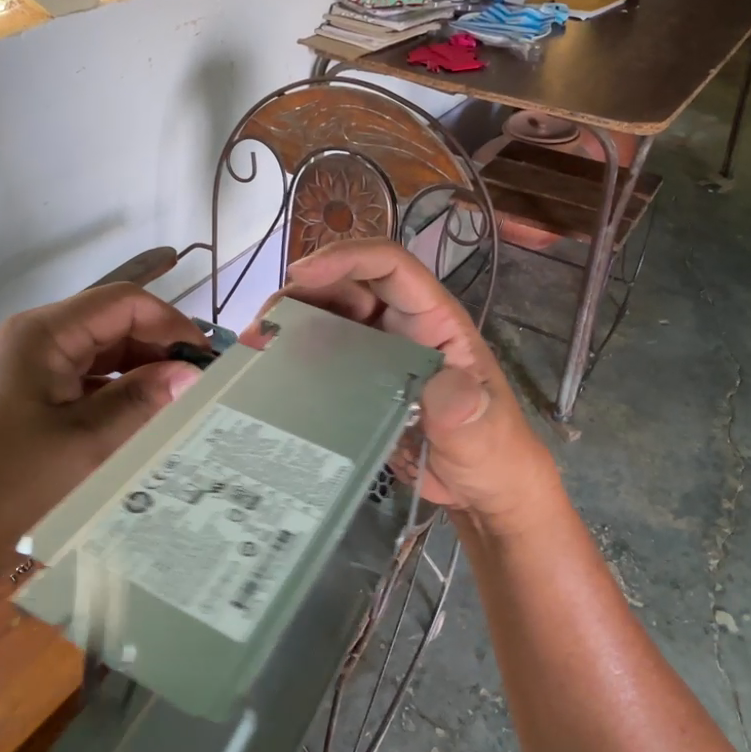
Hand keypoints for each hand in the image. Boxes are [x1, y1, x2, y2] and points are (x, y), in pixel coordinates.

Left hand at [0, 283, 207, 604]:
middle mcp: (24, 344)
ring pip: (89, 365)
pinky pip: (67, 395)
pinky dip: (102, 408)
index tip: (207, 364)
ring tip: (172, 421)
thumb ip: (140, 402)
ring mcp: (11, 379)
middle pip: (105, 329)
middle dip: (154, 355)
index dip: (171, 323)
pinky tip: (128, 440)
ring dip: (131, 385)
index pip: (122, 301)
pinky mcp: (5, 413)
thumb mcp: (81, 446)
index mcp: (39, 334)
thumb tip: (192, 372)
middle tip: (197, 397)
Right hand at [258, 239, 558, 530]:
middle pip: (347, 285)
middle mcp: (400, 324)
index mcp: (433, 319)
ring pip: (327, 315)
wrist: (482, 493)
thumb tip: (446, 390)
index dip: (347, 258)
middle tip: (263, 324)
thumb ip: (468, 413)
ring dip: (291, 320)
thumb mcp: (486, 435)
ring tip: (256, 345)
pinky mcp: (357, 380)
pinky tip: (267, 372)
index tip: (301, 275)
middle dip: (302, 291)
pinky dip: (293, 355)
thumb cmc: (494, 453)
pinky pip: (321, 354)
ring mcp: (377, 351)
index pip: (390, 266)